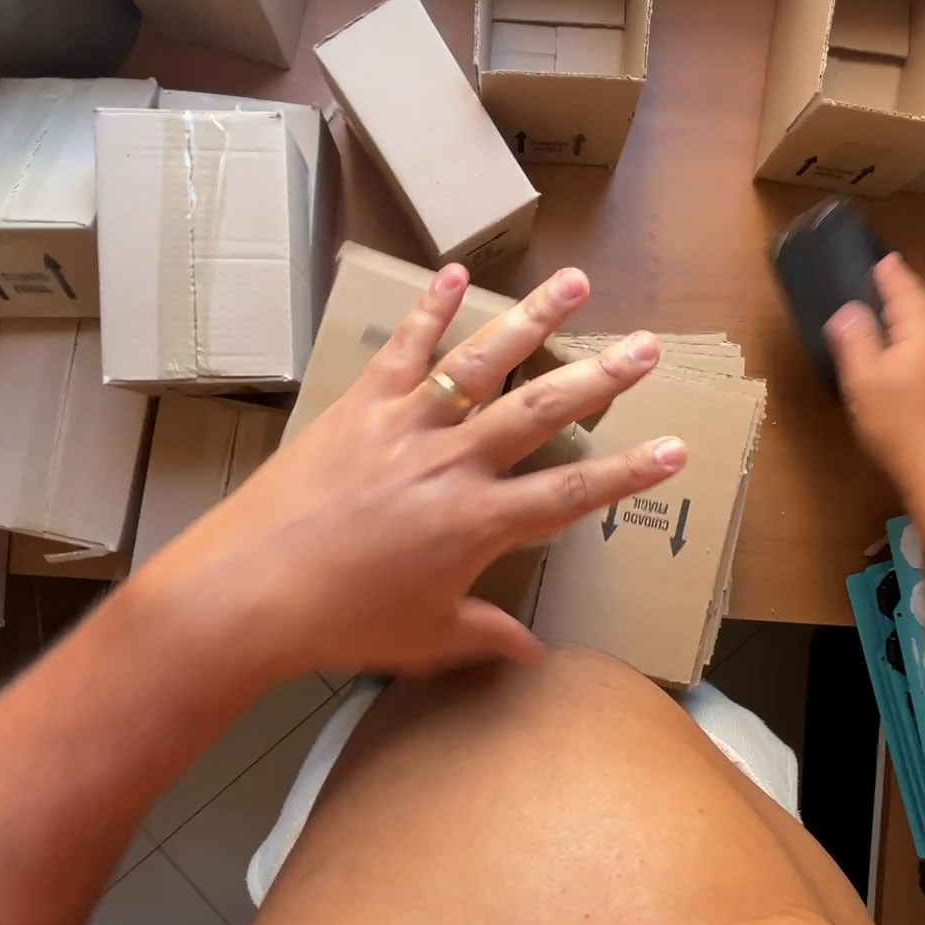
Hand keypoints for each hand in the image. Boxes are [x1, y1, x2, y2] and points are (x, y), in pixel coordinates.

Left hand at [134, 265, 687, 681]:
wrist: (250, 592)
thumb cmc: (343, 622)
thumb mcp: (426, 637)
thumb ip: (487, 634)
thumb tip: (534, 653)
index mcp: (478, 524)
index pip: (572, 493)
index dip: (628, 472)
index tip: (674, 448)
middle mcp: (453, 463)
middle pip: (542, 411)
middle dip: (601, 378)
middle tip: (646, 346)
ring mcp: (407, 426)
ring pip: (481, 363)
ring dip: (532, 319)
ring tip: (574, 283)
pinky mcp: (361, 407)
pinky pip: (402, 349)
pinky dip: (429, 308)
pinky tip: (455, 271)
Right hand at [826, 254, 924, 483]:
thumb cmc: (896, 421)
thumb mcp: (863, 379)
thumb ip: (855, 341)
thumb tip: (849, 310)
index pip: (908, 295)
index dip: (894, 277)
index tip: (886, 259)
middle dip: (905, 305)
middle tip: (886, 293)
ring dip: (913, 335)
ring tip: (893, 334)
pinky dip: (921, 360)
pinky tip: (909, 376)